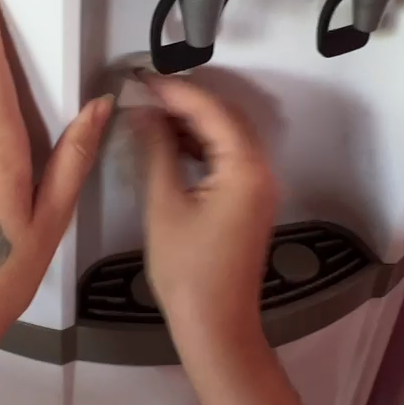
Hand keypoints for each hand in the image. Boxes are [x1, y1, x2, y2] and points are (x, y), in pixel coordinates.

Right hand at [132, 73, 278, 361]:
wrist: (216, 326)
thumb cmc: (189, 274)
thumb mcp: (164, 205)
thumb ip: (156, 150)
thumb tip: (143, 113)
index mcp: (245, 169)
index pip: (210, 110)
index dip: (174, 90)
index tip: (142, 77)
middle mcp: (261, 171)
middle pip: (224, 117)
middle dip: (185, 100)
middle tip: (145, 91)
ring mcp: (258, 186)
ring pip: (227, 135)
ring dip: (192, 121)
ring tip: (151, 113)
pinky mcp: (249, 199)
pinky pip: (228, 156)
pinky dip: (201, 143)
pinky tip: (171, 143)